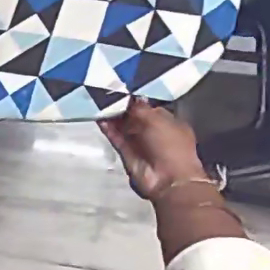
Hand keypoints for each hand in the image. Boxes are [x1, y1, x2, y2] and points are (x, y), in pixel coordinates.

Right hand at [98, 99, 212, 201]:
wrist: (168, 179)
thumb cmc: (170, 145)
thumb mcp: (157, 120)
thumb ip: (140, 108)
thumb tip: (128, 98)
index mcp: (169, 123)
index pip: (150, 107)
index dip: (136, 99)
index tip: (121, 89)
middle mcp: (155, 132)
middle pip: (134, 117)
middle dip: (122, 107)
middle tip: (106, 94)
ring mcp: (140, 144)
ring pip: (123, 126)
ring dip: (113, 116)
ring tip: (99, 103)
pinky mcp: (127, 154)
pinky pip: (116, 137)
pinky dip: (108, 128)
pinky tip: (99, 118)